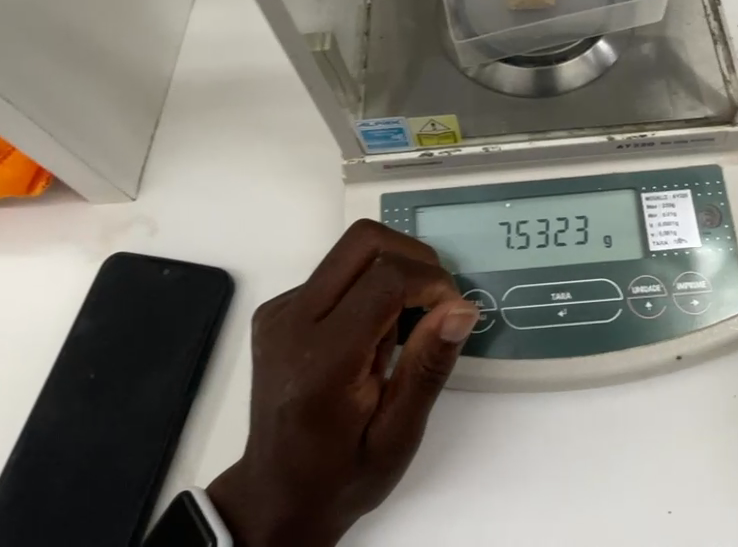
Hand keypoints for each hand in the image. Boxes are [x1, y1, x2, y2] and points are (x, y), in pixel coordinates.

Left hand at [207, 220, 478, 546]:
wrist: (277, 495)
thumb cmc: (343, 475)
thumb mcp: (398, 436)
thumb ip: (427, 368)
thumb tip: (461, 308)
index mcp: (322, 361)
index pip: (384, 279)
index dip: (431, 282)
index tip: (454, 312)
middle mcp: (291, 322)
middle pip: (363, 242)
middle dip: (413, 259)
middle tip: (437, 302)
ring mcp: (279, 311)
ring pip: (350, 251)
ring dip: (391, 271)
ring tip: (400, 330)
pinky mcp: (278, 309)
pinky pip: (335, 272)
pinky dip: (368, 287)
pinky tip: (371, 337)